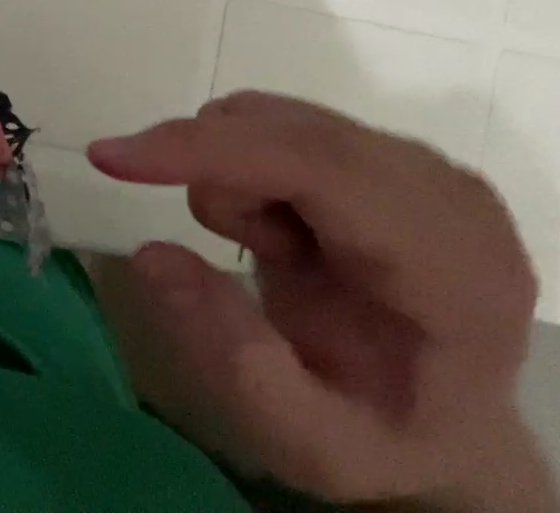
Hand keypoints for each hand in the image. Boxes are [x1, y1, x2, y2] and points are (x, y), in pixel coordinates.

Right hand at [88, 93, 554, 511]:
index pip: (321, 168)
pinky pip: (277, 125)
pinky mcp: (389, 159)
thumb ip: (234, 355)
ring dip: (231, 177)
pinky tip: (278, 230)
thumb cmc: (378, 440)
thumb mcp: (306, 439)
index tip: (108, 158)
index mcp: (451, 272)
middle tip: (216, 244)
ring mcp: (423, 172)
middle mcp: (449, 201)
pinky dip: (243, 167)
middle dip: (211, 171)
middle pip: (290, 130)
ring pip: (273, 120)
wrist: (444, 433)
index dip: (209, 150)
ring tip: (264, 252)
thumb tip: (151, 252)